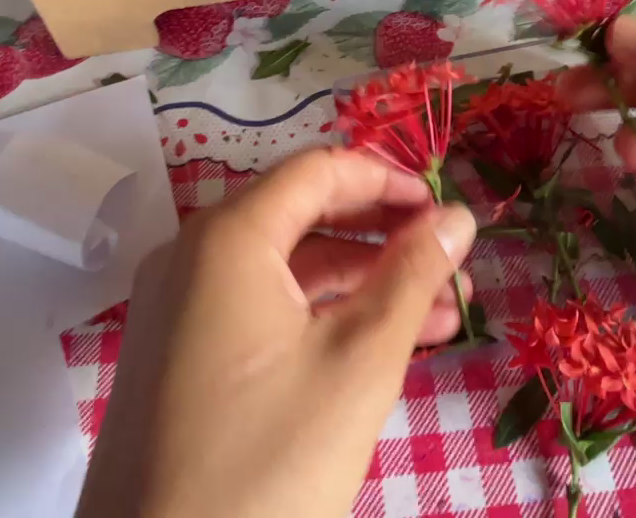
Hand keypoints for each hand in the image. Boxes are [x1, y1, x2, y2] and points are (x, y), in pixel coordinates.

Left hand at [76, 148, 476, 517]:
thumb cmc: (269, 464)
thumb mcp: (359, 361)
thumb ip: (412, 275)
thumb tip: (458, 216)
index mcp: (227, 238)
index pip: (319, 171)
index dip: (388, 179)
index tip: (444, 208)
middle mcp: (191, 255)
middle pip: (303, 215)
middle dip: (384, 238)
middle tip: (450, 263)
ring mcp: (177, 306)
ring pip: (286, 269)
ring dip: (362, 284)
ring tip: (441, 316)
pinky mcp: (177, 354)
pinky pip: (259, 308)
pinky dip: (319, 317)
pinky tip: (380, 346)